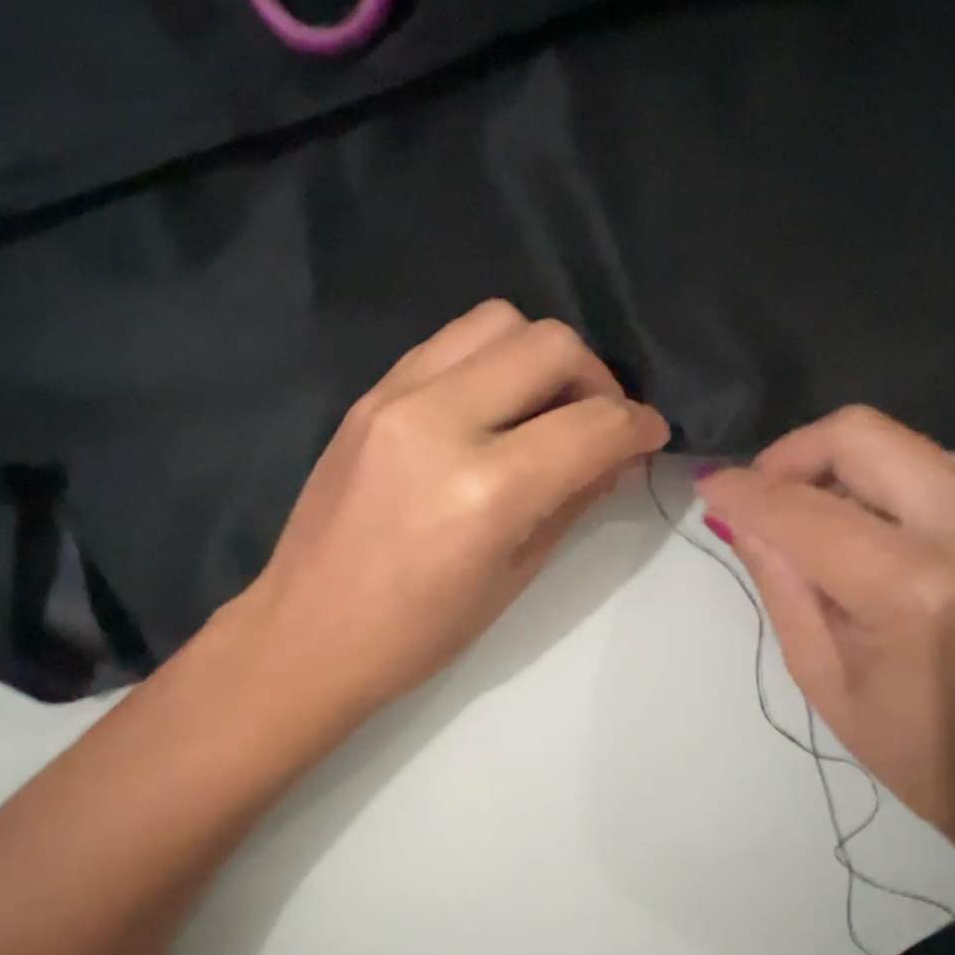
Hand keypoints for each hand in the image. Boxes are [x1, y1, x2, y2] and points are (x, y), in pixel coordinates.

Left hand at [210, 300, 669, 711]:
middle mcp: (440, 421)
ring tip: (544, 405)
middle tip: (597, 422)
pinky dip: (489, 358)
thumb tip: (619, 453)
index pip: (593, 424)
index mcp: (485, 490)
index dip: (639, 426)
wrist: (304, 632)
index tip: (650, 436)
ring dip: (541, 355)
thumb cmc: (416, 633)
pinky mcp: (368, 393)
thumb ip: (574, 499)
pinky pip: (449, 341)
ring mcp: (395, 397)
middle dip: (596, 378)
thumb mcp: (514, 576)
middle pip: (550, 344)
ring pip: (498, 321)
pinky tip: (491, 404)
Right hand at [697, 405, 954, 865]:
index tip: (707, 487)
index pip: (805, 510)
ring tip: (800, 518)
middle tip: (760, 499)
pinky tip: (847, 528)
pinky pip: (916, 466)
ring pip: (889, 441)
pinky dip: (866, 482)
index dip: (745, 491)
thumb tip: (738, 512)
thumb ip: (778, 578)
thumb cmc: (913, 746)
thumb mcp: (819, 671)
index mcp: (913, 589)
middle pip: (858, 436)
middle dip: (791, 455)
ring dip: (828, 466)